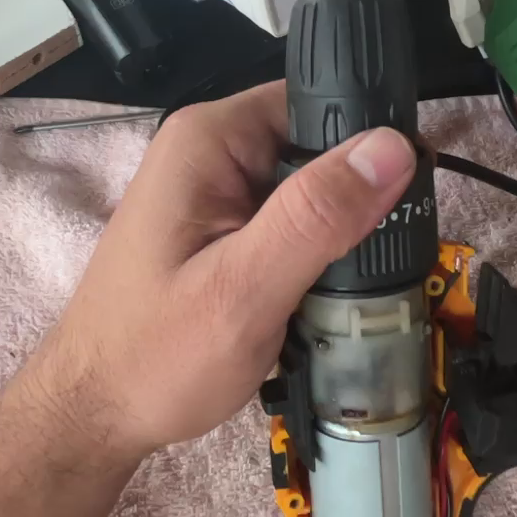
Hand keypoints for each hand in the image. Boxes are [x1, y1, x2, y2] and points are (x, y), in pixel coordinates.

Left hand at [16, 82, 417, 463]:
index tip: (421, 180)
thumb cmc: (154, 358)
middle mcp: (212, 151)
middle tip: (402, 242)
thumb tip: (394, 147)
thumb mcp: (243, 290)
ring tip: (376, 270)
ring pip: (309, 185)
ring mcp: (216, 191)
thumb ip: (316, 217)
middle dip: (359, 190)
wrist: (95, 416)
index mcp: (210, 139)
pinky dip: (320, 246)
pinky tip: (339, 282)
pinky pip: (290, 218)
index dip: (369, 134)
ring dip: (342, 224)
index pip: (313, 101)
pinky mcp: (223, 227)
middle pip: (315, 142)